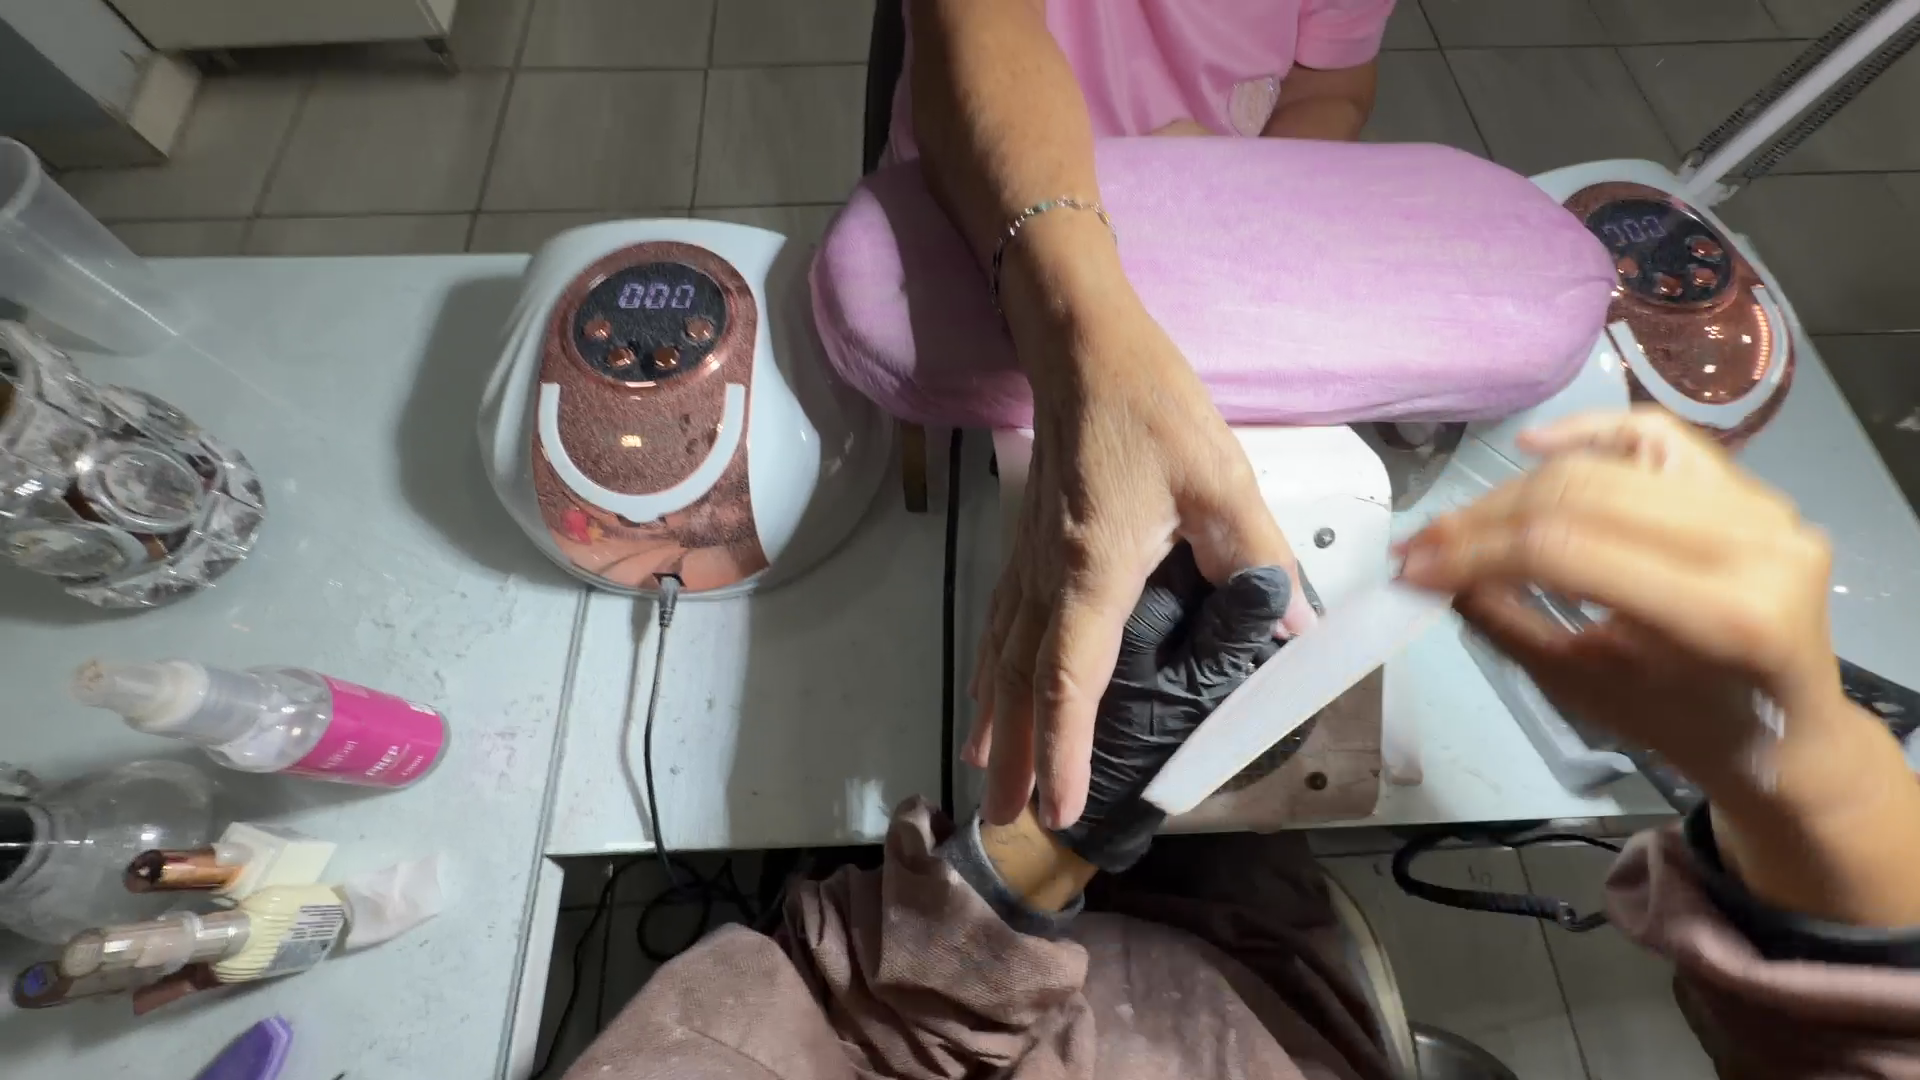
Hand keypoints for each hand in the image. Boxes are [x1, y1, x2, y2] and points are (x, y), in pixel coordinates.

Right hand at [968, 293, 1313, 828]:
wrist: (1084, 355)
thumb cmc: (1148, 408)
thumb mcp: (1217, 476)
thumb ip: (1254, 551)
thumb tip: (1293, 624)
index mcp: (1095, 570)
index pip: (1071, 677)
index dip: (1062, 748)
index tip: (1059, 807)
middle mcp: (1048, 576)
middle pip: (1023, 680)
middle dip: (1015, 754)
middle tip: (1000, 817)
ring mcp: (1028, 560)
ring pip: (1003, 655)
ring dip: (994, 717)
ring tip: (984, 769)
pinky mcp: (1027, 545)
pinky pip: (1001, 622)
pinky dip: (991, 667)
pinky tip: (986, 685)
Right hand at [1398, 408, 1844, 799]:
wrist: (1779, 723)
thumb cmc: (1675, 716)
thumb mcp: (1573, 681)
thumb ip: (1497, 616)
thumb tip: (1426, 568)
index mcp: (1720, 613)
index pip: (1560, 550)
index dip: (1472, 552)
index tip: (1410, 568)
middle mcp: (1752, 544)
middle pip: (1573, 498)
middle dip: (1479, 520)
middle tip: (1420, 545)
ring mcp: (1756, 506)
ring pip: (1599, 466)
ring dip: (1510, 490)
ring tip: (1463, 521)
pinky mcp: (1742, 487)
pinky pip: (1652, 434)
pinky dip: (1585, 430)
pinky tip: (1531, 444)